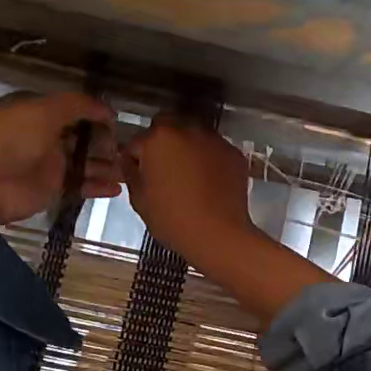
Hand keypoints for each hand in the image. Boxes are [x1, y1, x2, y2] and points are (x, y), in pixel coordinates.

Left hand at [0, 91, 119, 223]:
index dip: (97, 116)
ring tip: (129, 171)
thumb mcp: (44, 110)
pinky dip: (97, 187)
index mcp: (39, 111)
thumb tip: (108, 108)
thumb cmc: (9, 137)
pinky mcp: (51, 190)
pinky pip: (80, 186)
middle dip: (106, 143)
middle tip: (131, 151)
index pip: (74, 111)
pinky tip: (117, 189)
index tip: (120, 124)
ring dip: (106, 167)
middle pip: (83, 138)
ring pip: (85, 163)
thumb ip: (78, 105)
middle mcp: (45, 135)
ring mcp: (49, 164)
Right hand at [124, 113, 330, 320]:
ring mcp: (216, 143)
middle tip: (164, 179)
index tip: (139, 177)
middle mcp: (190, 131)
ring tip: (189, 186)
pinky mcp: (236, 157)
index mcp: (161, 139)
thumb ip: (135, 176)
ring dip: (188, 154)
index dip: (138, 159)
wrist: (223, 239)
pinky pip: (214, 154)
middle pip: (169, 131)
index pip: (140, 140)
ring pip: (194, 140)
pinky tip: (210, 190)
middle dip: (164, 149)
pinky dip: (209, 165)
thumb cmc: (177, 224)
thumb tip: (134, 163)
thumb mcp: (144, 203)